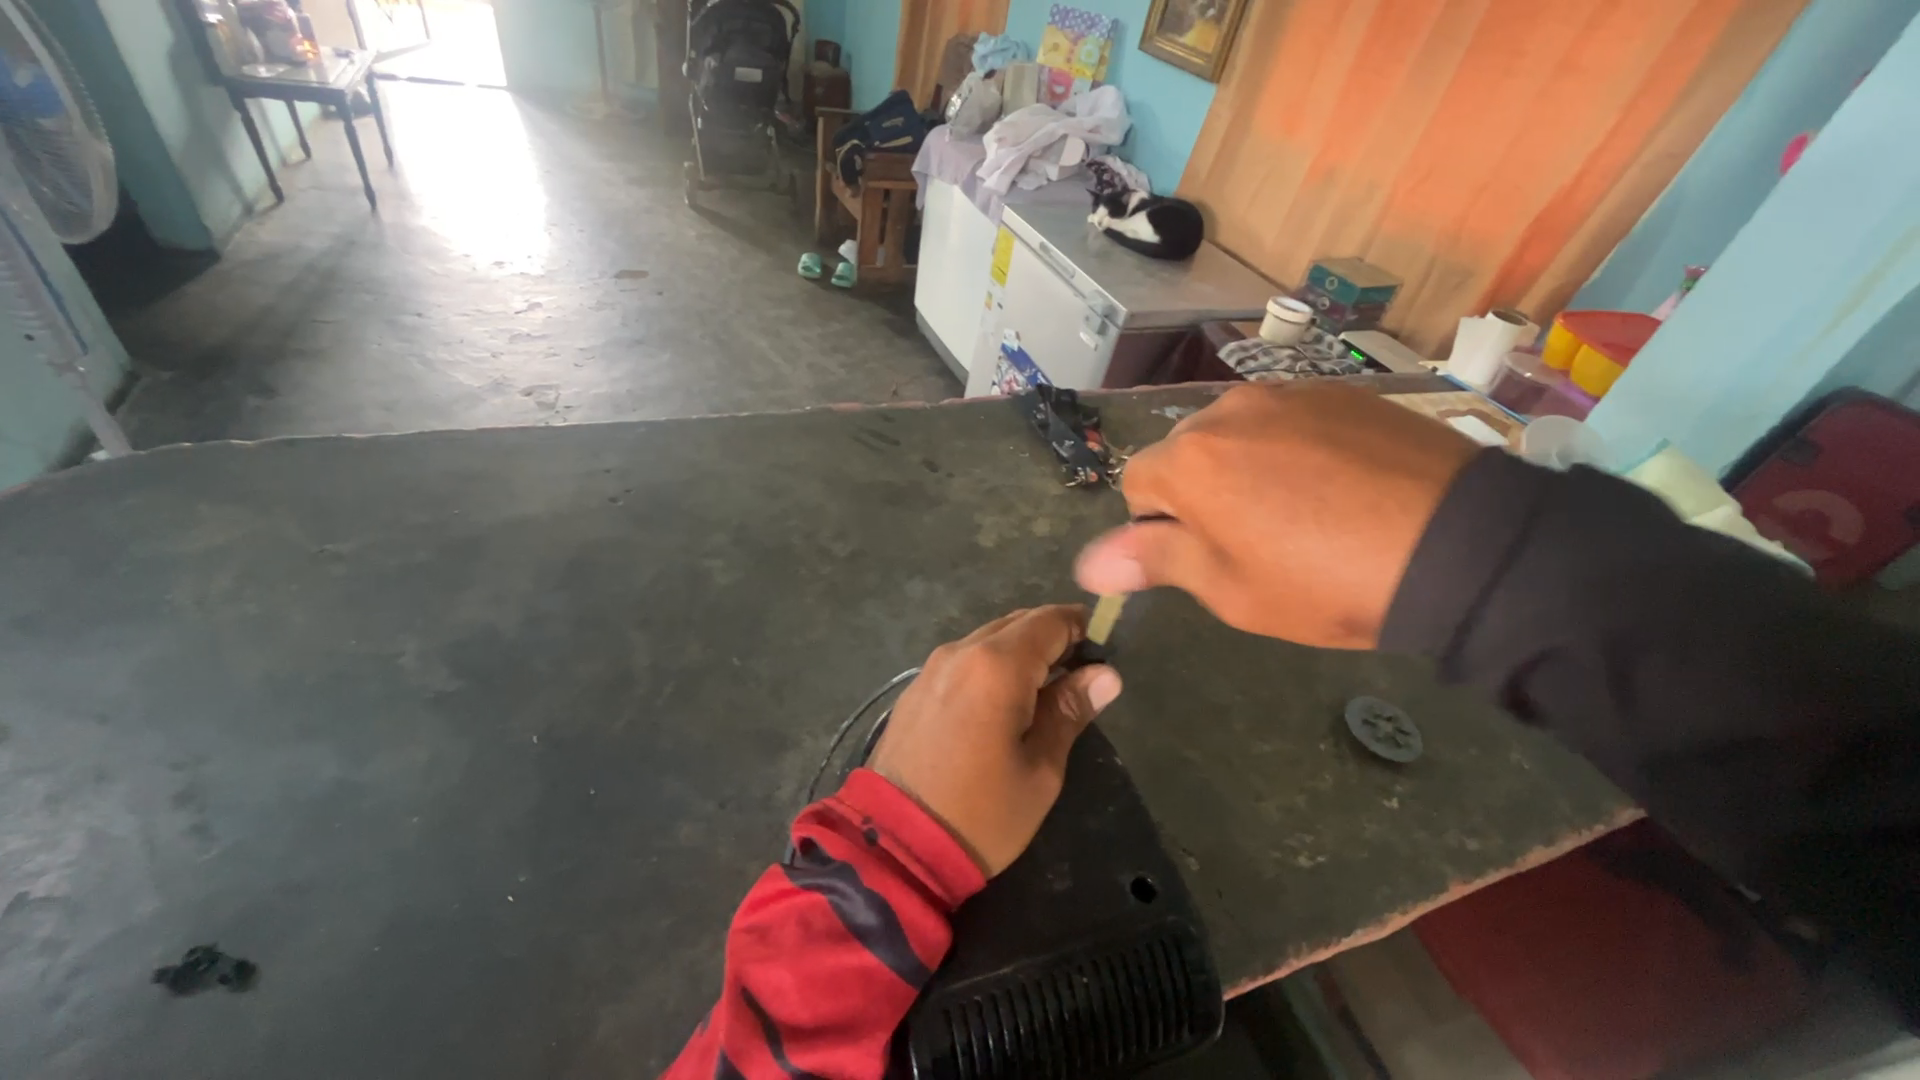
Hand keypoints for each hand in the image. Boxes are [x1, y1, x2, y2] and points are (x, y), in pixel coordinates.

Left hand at [868, 606, 1122, 876]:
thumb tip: (1106, 674)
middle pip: (1017, 623)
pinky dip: (989, 667)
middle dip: (1052, 639)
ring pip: (988, 639)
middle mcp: (960, 652)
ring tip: (1042, 695)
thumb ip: (1070, 711)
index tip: (1103, 653)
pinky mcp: (914, 690)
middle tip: (1078, 677)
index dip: (1081, 628)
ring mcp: (931, 668)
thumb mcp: (1040, 768)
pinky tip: (1000, 705)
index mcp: (997, 665)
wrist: (894, 845)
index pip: (1050, 621)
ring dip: (1019, 652)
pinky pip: (963, 661)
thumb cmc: (982, 813)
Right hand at [1076, 382, 1477, 648]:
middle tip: (1255, 541)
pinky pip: (1289, 420)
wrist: (1460, 547)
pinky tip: (1338, 485)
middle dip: (1200, 492)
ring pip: (1237, 433)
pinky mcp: (1340, 390)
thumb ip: (1154, 561)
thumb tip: (1089, 562)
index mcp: (1190, 461)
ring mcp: (1288, 393)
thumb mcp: (1231, 590)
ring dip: (1245, 467)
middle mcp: (1227, 411)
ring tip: (1302, 511)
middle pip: (1186, 453)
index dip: (1158, 527)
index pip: (1136, 484)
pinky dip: (1293, 449)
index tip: (1204, 559)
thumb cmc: (1326, 582)